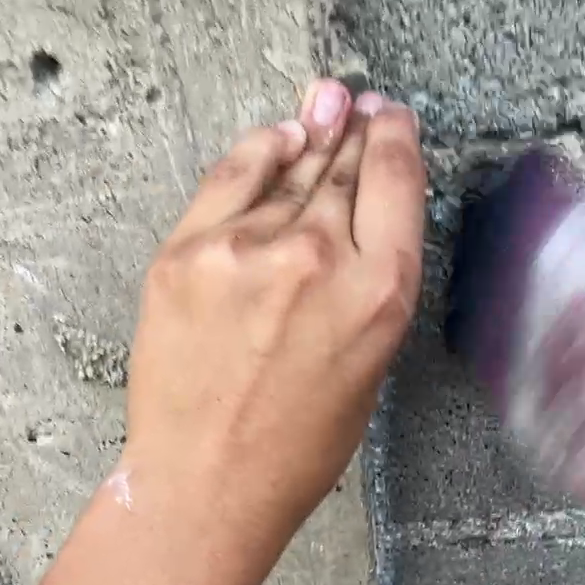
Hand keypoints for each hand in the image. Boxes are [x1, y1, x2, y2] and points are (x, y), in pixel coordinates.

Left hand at [118, 79, 426, 565]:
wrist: (207, 483)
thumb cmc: (299, 445)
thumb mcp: (368, 364)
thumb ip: (367, 284)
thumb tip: (358, 221)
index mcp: (380, 292)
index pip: (396, 180)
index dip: (395, 137)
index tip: (392, 119)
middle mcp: (319, 256)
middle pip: (344, 165)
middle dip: (356, 128)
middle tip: (359, 102)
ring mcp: (247, 249)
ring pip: (290, 167)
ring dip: (312, 133)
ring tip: (325, 101)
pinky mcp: (188, 252)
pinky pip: (231, 177)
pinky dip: (259, 149)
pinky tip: (279, 134)